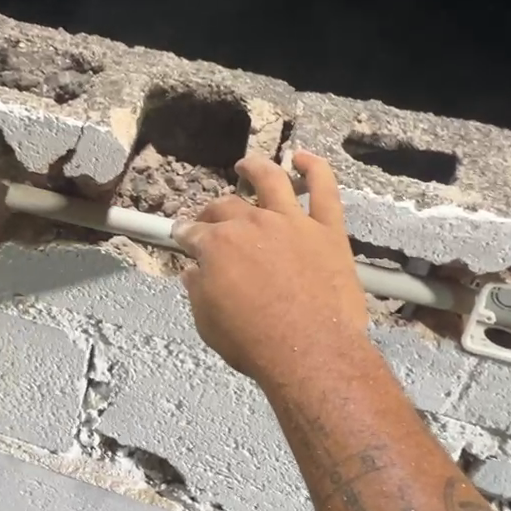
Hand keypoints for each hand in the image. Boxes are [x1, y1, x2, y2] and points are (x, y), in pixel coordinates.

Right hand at [174, 152, 375, 393]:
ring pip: (270, 180)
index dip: (185, 234)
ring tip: (246, 165)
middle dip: (211, 212)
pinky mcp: (327, 229)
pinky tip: (302, 158)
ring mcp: (291, 222)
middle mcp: (250, 224)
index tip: (183, 236)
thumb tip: (193, 274)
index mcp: (216, 246)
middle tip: (209, 219)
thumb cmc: (254, 344)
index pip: (193, 233)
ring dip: (255, 168)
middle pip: (226, 206)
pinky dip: (314, 168)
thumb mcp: (209, 324)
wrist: (311, 352)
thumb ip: (198, 292)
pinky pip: (323, 189)